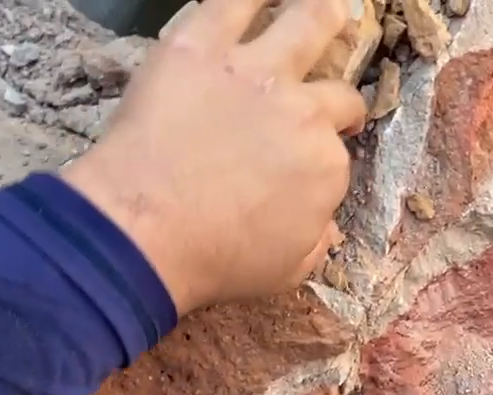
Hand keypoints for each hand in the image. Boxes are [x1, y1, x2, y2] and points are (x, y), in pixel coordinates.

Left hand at [62, 0, 365, 314]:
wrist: (151, 228)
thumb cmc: (223, 260)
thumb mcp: (289, 270)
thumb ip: (316, 242)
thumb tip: (328, 227)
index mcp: (328, 168)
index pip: (335, 157)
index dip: (325, 163)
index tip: (311, 169)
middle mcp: (303, 111)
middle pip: (336, 93)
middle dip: (342, 100)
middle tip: (338, 99)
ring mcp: (255, 70)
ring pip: (305, 24)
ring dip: (324, 14)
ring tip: (333, 8)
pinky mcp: (200, 43)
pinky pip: (232, 0)